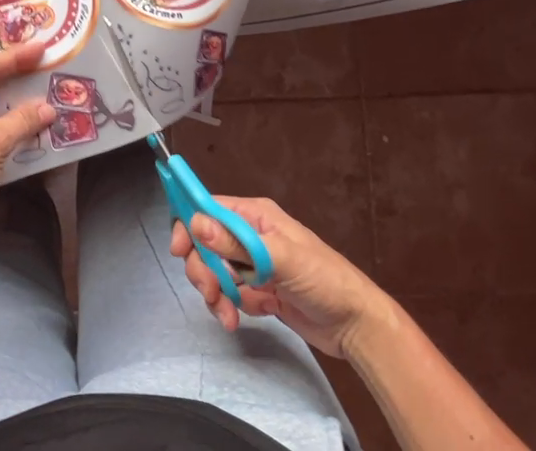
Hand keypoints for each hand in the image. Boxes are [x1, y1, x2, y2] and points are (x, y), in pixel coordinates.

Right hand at [170, 195, 391, 357]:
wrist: (356, 327)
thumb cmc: (325, 281)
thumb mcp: (281, 258)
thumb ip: (237, 243)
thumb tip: (196, 223)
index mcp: (255, 217)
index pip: (208, 209)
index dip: (188, 225)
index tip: (179, 250)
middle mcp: (250, 236)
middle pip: (205, 244)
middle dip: (202, 269)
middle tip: (211, 293)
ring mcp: (253, 264)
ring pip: (213, 271)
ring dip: (214, 293)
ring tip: (228, 314)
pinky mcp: (258, 290)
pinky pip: (228, 293)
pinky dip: (229, 306)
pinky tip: (241, 318)